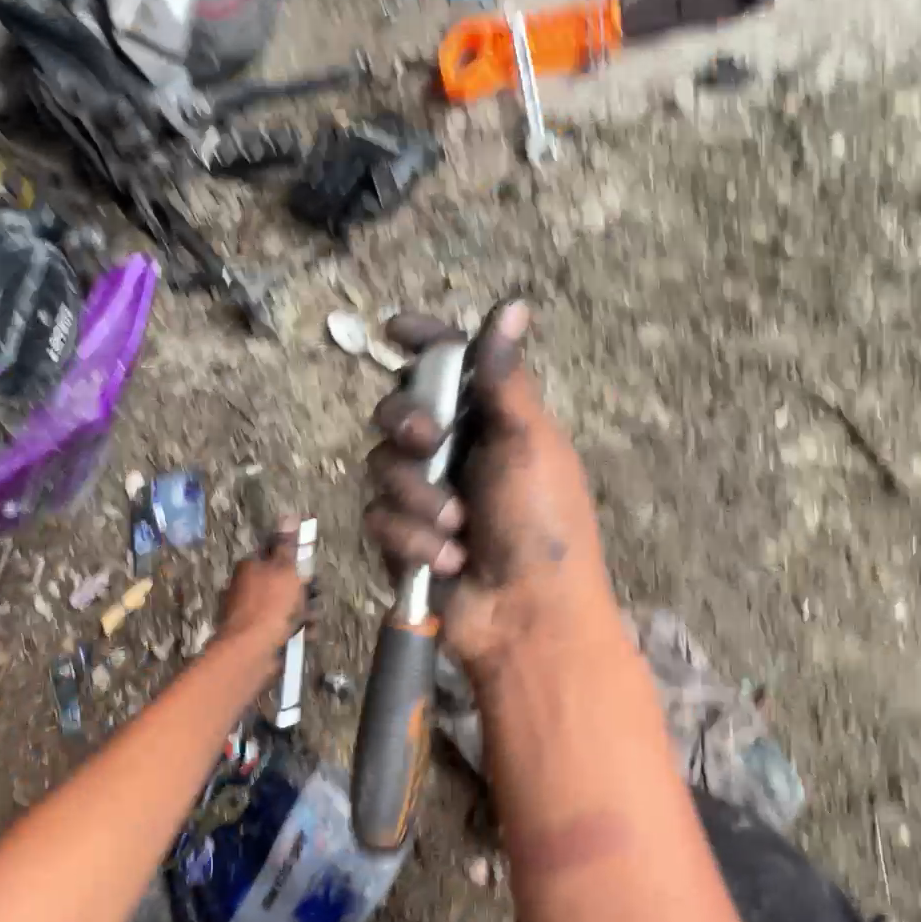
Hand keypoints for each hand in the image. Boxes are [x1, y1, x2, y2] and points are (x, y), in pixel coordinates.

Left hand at [213, 520, 306, 654]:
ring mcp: (252, 611)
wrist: (251, 650)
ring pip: (287, 605)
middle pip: (284, 582)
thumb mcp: (284, 569)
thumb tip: (290, 515)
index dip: (296, 561)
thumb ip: (288, 545)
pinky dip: (297, 629)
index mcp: (250, 566)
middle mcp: (248, 586)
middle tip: (314, 595)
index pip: (277, 555)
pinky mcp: (259, 634)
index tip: (309, 571)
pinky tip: (306, 634)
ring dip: (304, 611)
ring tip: (311, 619)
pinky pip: (284, 626)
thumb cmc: (270, 605)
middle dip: (304, 590)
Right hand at [364, 302, 618, 674]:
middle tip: (429, 442)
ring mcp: (422, 494)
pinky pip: (378, 517)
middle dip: (406, 424)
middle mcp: (451, 451)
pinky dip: (413, 539)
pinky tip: (446, 560)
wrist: (527, 616)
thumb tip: (510, 305)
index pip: (446, 367)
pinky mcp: (400, 535)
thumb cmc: (542, 524)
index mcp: (489, 422)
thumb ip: (505, 378)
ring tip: (457, 528)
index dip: (420, 342)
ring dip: (419, 498)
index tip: (393, 330)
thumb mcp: (530, 445)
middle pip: (396, 410)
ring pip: (381, 467)